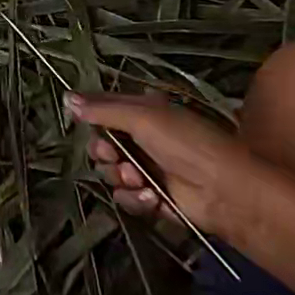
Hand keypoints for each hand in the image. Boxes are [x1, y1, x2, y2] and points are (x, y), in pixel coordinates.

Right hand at [68, 91, 264, 235]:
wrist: (228, 194)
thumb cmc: (189, 145)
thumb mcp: (144, 117)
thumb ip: (101, 109)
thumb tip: (66, 97)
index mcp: (144, 113)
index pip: (102, 108)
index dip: (89, 115)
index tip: (81, 120)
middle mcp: (143, 139)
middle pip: (100, 143)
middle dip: (102, 151)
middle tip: (113, 155)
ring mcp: (147, 170)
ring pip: (108, 171)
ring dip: (119, 175)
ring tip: (140, 179)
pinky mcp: (151, 198)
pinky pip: (124, 196)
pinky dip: (134, 197)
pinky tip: (151, 196)